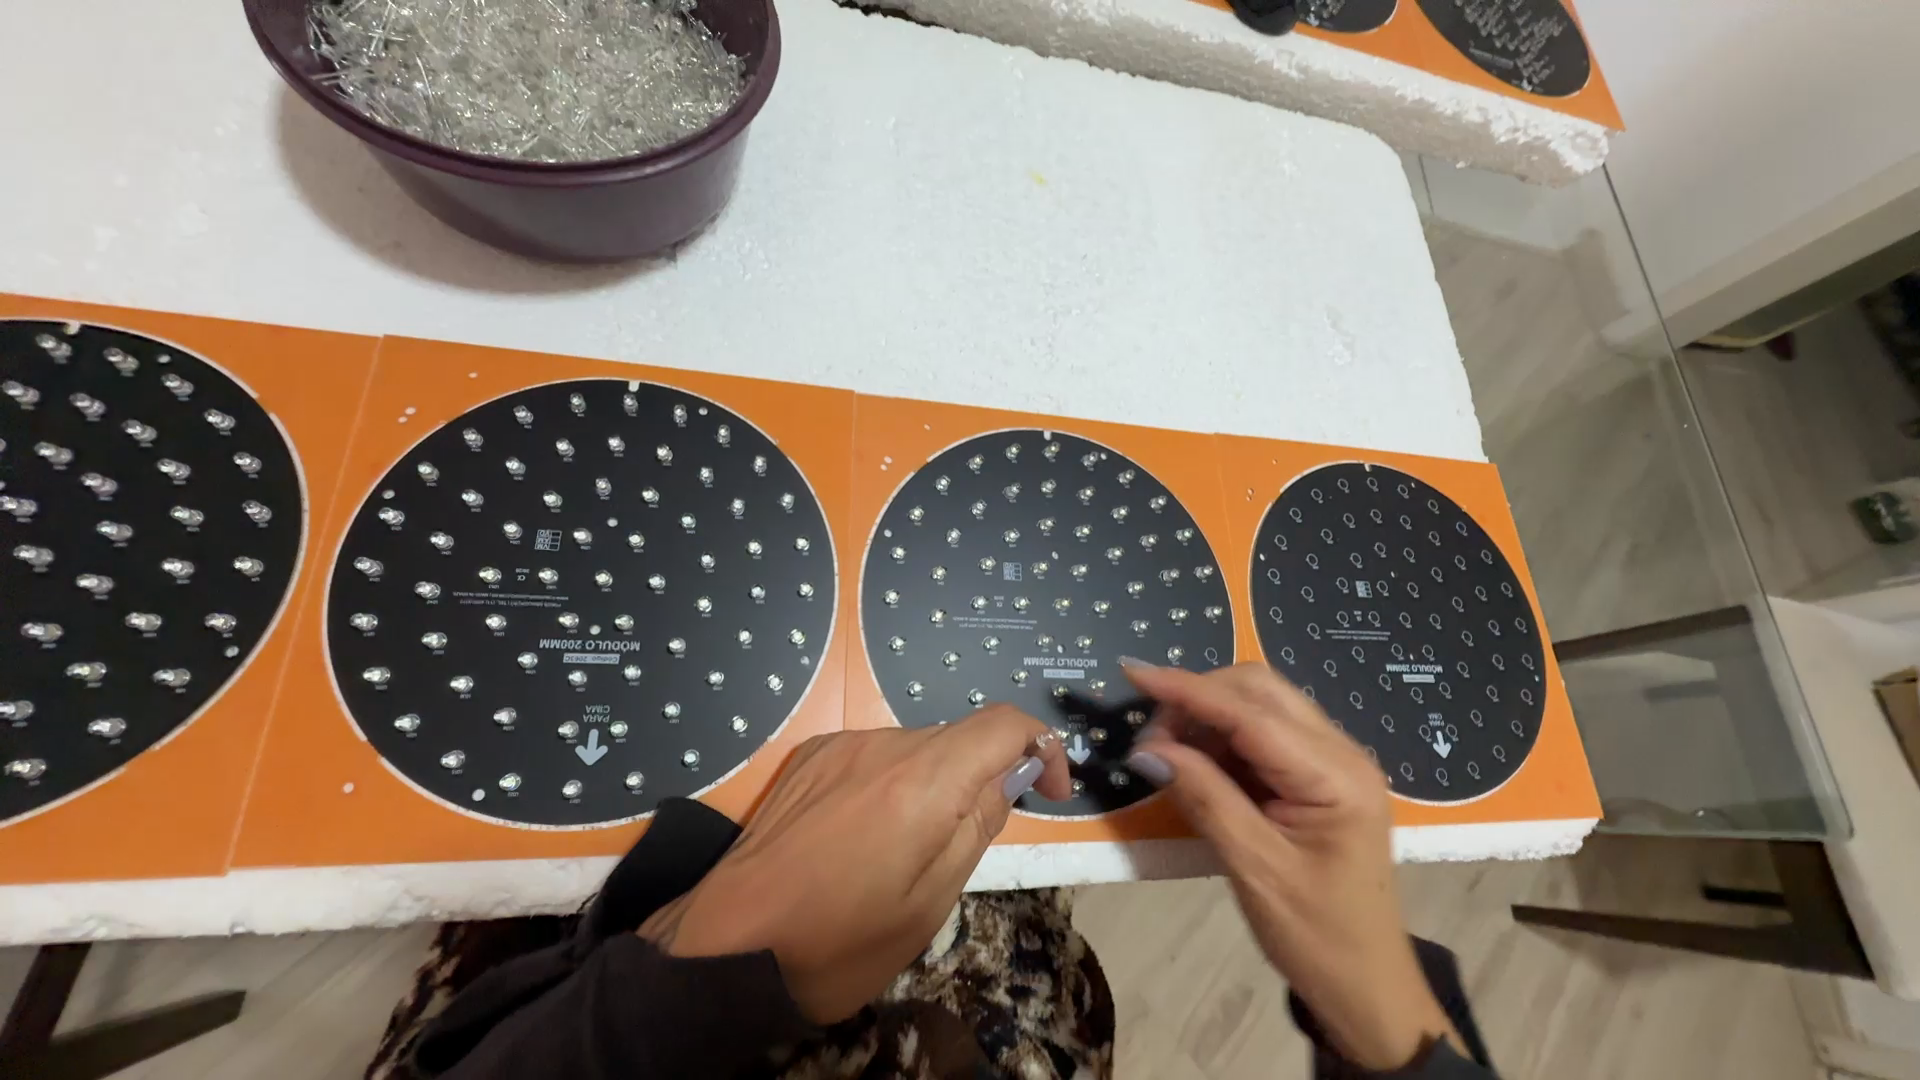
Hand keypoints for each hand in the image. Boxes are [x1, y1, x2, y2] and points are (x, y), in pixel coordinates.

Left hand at [637, 707, 1070, 1023]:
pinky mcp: (809, 754)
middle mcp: (883, 742)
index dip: (1041, 747)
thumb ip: (979, 822)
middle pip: (959, 737)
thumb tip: (1012, 772)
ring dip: (931, 782)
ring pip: (915, 747)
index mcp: (924, 779)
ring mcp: (840, 743)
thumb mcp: (931, 900)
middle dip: (981, 778)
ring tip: (900, 849)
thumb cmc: (841, 940)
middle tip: (962, 844)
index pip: (1004, 723)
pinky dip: (888, 781)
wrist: (727, 944)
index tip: (1049, 793)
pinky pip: (872, 753)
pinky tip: (859, 833)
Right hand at [1122, 660, 1461, 1070]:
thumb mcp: (1253, 867)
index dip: (1188, 689)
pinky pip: (1262, 732)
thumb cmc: (1315, 934)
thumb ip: (1203, 796)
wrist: (1365, 983)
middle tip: (1152, 738)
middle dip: (1197, 697)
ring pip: (1258, 703)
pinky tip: (1197, 763)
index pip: (1249, 712)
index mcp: (1335, 776)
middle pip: (1258, 689)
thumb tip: (1148, 748)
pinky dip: (1221, 737)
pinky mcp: (1318, 774)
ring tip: (1167, 754)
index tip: (1134, 673)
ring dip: (1207, 716)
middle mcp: (1341, 752)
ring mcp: (1332, 760)